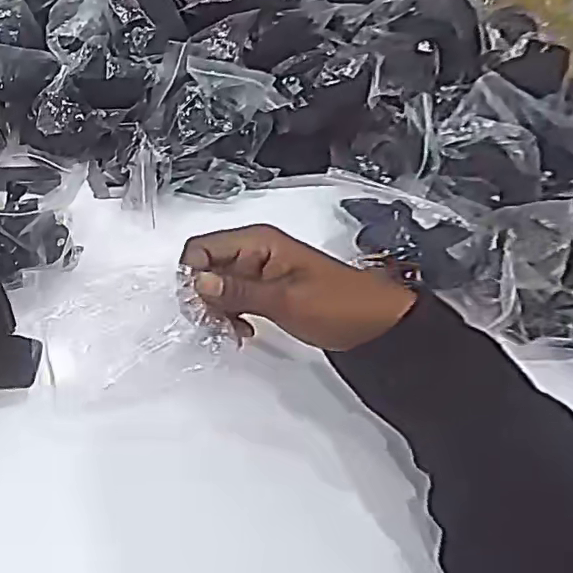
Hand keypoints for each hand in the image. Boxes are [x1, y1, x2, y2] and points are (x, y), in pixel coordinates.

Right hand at [180, 224, 416, 350]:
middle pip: (203, 267)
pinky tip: (241, 330)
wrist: (379, 326)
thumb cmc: (341, 305)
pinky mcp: (260, 289)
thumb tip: (197, 283)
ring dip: (214, 310)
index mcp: (257, 241)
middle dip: (203, 297)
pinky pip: (229, 298)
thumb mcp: (285, 299)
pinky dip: (228, 315)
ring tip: (232, 330)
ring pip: (212, 286)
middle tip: (216, 323)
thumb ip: (237, 291)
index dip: (193, 275)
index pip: (201, 248)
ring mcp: (256, 271)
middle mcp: (252, 251)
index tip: (200, 303)